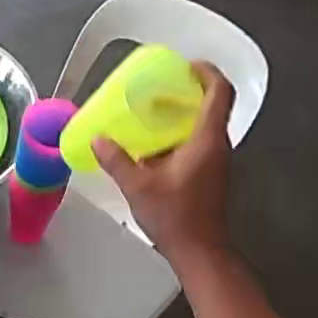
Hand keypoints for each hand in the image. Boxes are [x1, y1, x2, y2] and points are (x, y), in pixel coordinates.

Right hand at [94, 61, 233, 268]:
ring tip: (150, 119)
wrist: (199, 251)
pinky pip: (196, 147)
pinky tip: (152, 152)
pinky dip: (177, 141)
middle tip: (159, 90)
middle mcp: (217, 147)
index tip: (186, 66)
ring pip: (202, 129)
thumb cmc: (176, 217)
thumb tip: (99, 140)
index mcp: (207, 140)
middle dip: (186, 94)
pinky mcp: (210, 177)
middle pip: (211, 107)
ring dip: (180, 120)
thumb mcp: (139, 187)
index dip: (206, 72)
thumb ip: (117, 161)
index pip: (219, 92)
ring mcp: (216, 163)